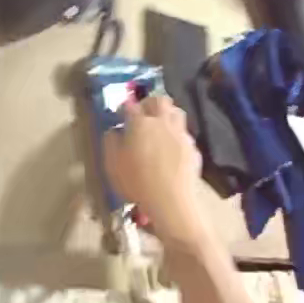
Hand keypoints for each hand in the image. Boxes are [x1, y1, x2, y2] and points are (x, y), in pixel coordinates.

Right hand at [104, 96, 210, 251]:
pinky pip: (184, 133)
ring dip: (167, 114)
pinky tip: (172, 148)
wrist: (172, 201)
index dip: (124, 108)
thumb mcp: (112, 164)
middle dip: (149, 102)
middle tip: (142, 113)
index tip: (120, 116)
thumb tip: (113, 131)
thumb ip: (110, 142)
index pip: (131, 106)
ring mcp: (180, 133)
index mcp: (140, 123)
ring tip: (160, 125)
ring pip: (176, 112)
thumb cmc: (136, 182)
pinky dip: (177, 135)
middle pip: (159, 100)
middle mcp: (162, 122)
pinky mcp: (192, 147)